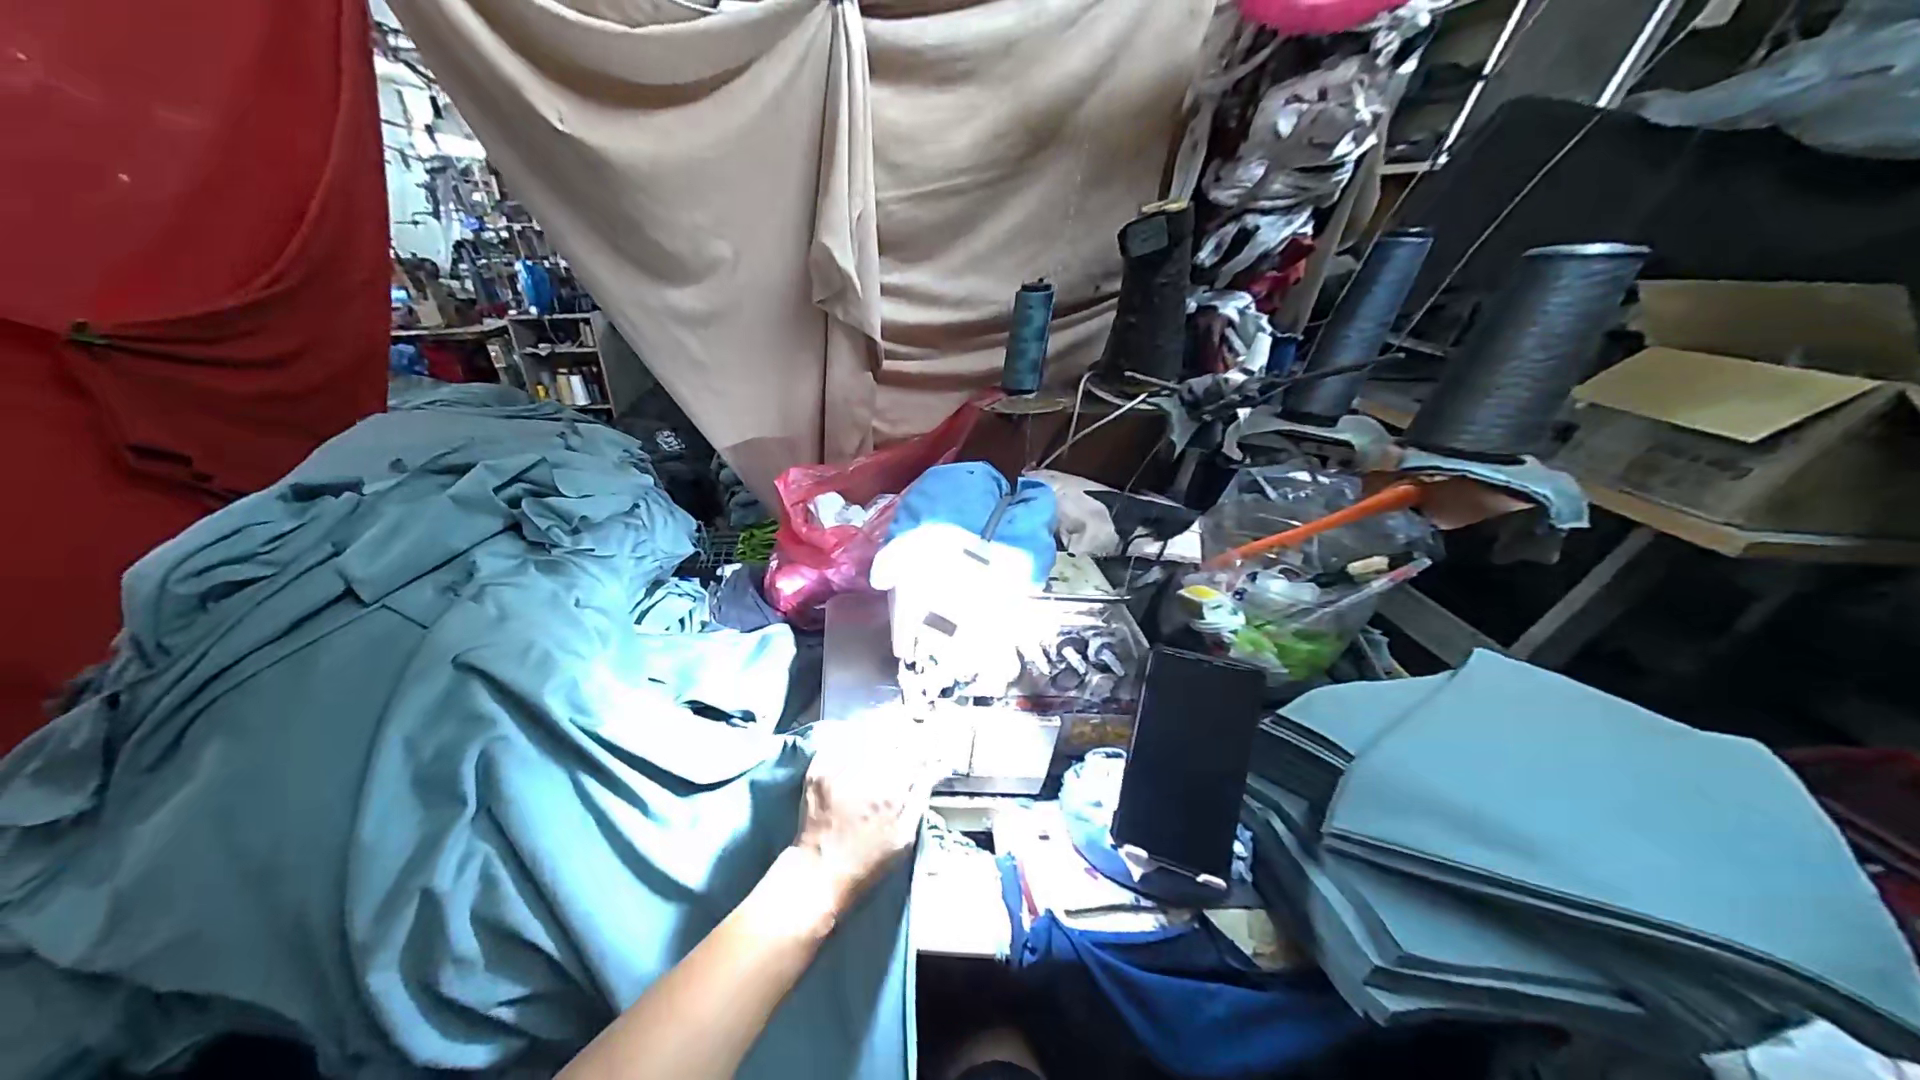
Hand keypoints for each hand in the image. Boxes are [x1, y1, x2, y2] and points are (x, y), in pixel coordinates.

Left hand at [791, 722, 935, 916]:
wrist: (818, 872)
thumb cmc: (868, 862)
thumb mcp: (904, 836)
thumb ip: (921, 796)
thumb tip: (937, 768)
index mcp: (891, 791)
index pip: (915, 751)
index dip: (925, 744)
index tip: (929, 744)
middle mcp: (865, 773)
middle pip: (892, 735)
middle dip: (905, 732)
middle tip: (911, 733)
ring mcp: (839, 768)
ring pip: (866, 732)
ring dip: (881, 728)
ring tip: (888, 730)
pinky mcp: (818, 768)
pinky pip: (840, 739)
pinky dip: (854, 734)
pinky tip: (861, 737)